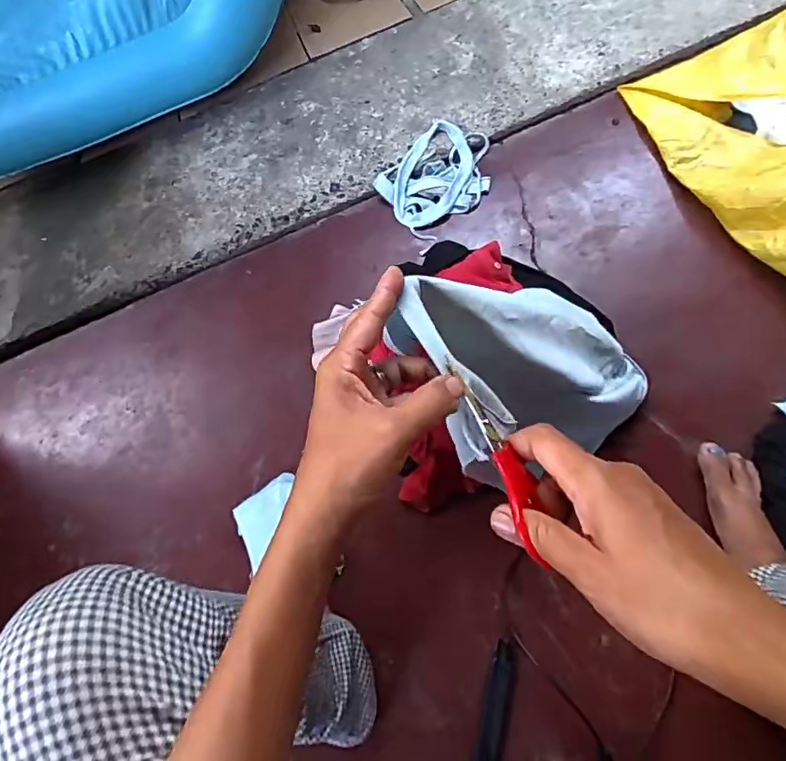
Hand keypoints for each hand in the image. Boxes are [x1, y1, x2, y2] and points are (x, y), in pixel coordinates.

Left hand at [292, 267, 463, 530]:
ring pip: (400, 374)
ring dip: (424, 377)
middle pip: (387, 346)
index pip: (367, 322)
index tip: (398, 272)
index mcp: (343, 368)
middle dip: (414, 340)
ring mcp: (361, 399)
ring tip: (454, 382)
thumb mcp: (394, 429)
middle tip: (442, 326)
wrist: (328, 514)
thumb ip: (430, 401)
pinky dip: (421, 397)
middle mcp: (350, 376)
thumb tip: (458, 380)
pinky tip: (443, 402)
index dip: (385, 296)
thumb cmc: (350, 464)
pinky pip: (402, 397)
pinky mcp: (372, 420)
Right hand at [487, 425, 785, 678]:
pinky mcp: (658, 508)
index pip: (544, 438)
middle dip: (538, 494)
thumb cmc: (655, 600)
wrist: (736, 624)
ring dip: (564, 512)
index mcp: (598, 479)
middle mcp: (620, 472)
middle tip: (534, 544)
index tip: (494, 480)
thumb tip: (498, 512)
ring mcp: (642, 488)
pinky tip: (599, 560)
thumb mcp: (589, 573)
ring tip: (569, 561)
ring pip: (586, 484)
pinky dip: (589, 519)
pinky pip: (609, 499)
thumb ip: (542, 537)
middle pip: (563, 464)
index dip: (514, 449)